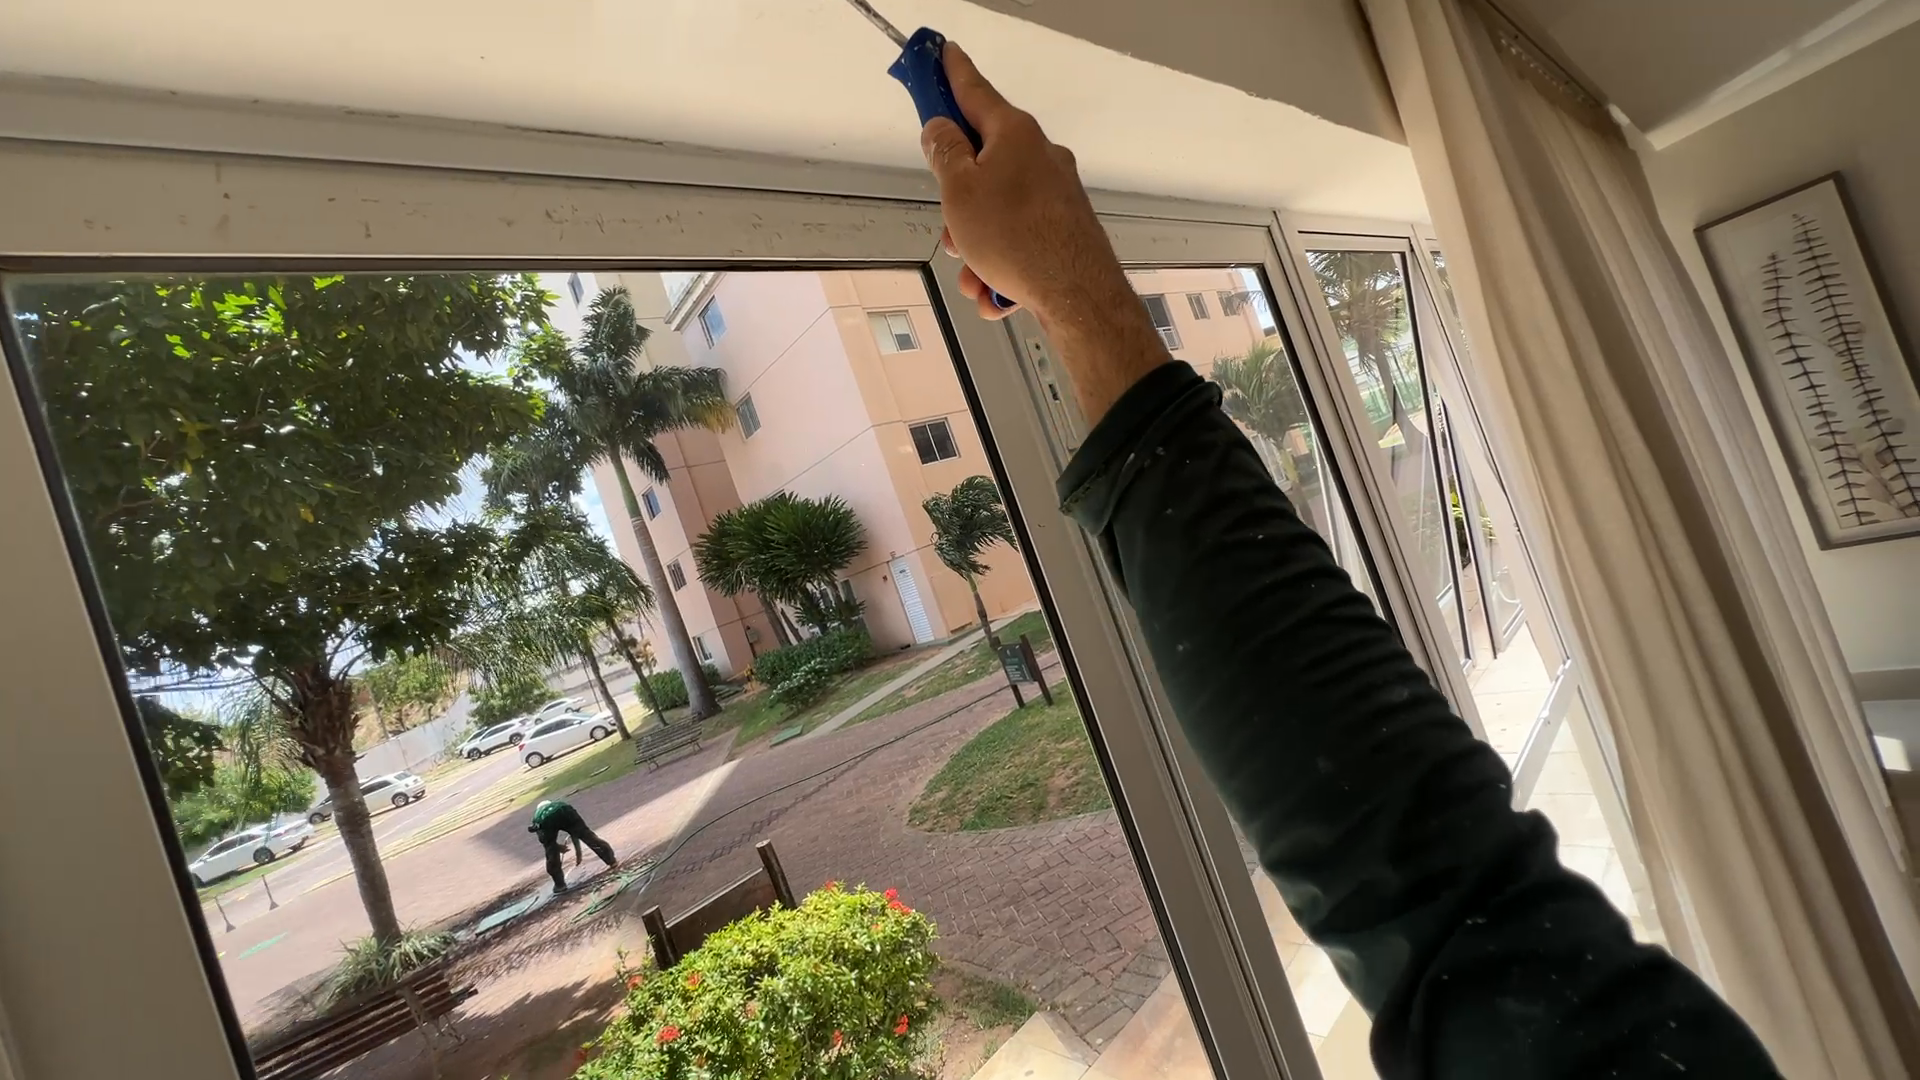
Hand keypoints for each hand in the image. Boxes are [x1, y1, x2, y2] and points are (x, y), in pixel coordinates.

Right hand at [920, 43, 1167, 423]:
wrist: (1076, 294)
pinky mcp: (1064, 232)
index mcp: (1014, 134)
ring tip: (978, 279)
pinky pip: (1019, 246)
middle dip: (959, 209)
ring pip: (998, 217)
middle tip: (953, 235)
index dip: (951, 74)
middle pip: (983, 169)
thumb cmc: (1015, 237)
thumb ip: (944, 154)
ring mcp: (1055, 197)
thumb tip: (941, 129)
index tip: (942, 54)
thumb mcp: (960, 192)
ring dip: (978, 251)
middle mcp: (1040, 158)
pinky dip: (1002, 270)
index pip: (974, 91)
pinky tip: (997, 294)